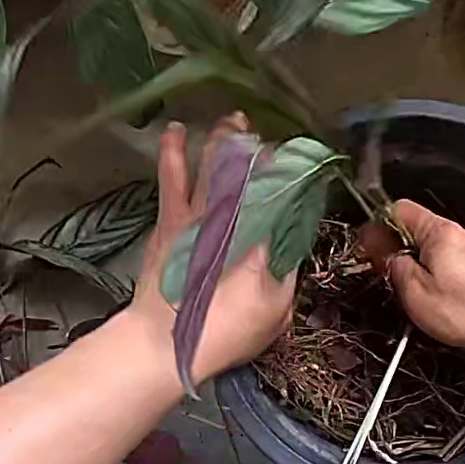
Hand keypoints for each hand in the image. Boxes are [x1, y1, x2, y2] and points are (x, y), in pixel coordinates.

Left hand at [129, 115, 294, 383]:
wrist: (163, 344)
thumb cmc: (225, 334)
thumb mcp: (275, 313)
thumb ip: (286, 275)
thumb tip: (287, 246)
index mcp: (265, 241)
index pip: (286, 195)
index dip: (294, 175)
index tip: (301, 164)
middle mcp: (234, 219)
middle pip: (253, 172)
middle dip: (263, 151)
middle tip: (271, 141)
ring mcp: (198, 216)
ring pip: (215, 165)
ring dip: (226, 140)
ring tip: (234, 119)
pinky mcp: (169, 220)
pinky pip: (172, 177)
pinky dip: (174, 153)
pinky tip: (176, 132)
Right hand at [359, 199, 464, 359]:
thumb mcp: (414, 291)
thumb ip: (394, 266)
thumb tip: (386, 255)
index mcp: (439, 233)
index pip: (399, 209)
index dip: (378, 225)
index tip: (369, 244)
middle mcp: (457, 235)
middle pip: (414, 226)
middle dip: (394, 245)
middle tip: (383, 268)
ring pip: (428, 244)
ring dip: (412, 260)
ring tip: (405, 284)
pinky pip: (443, 258)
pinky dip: (429, 269)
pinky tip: (427, 290)